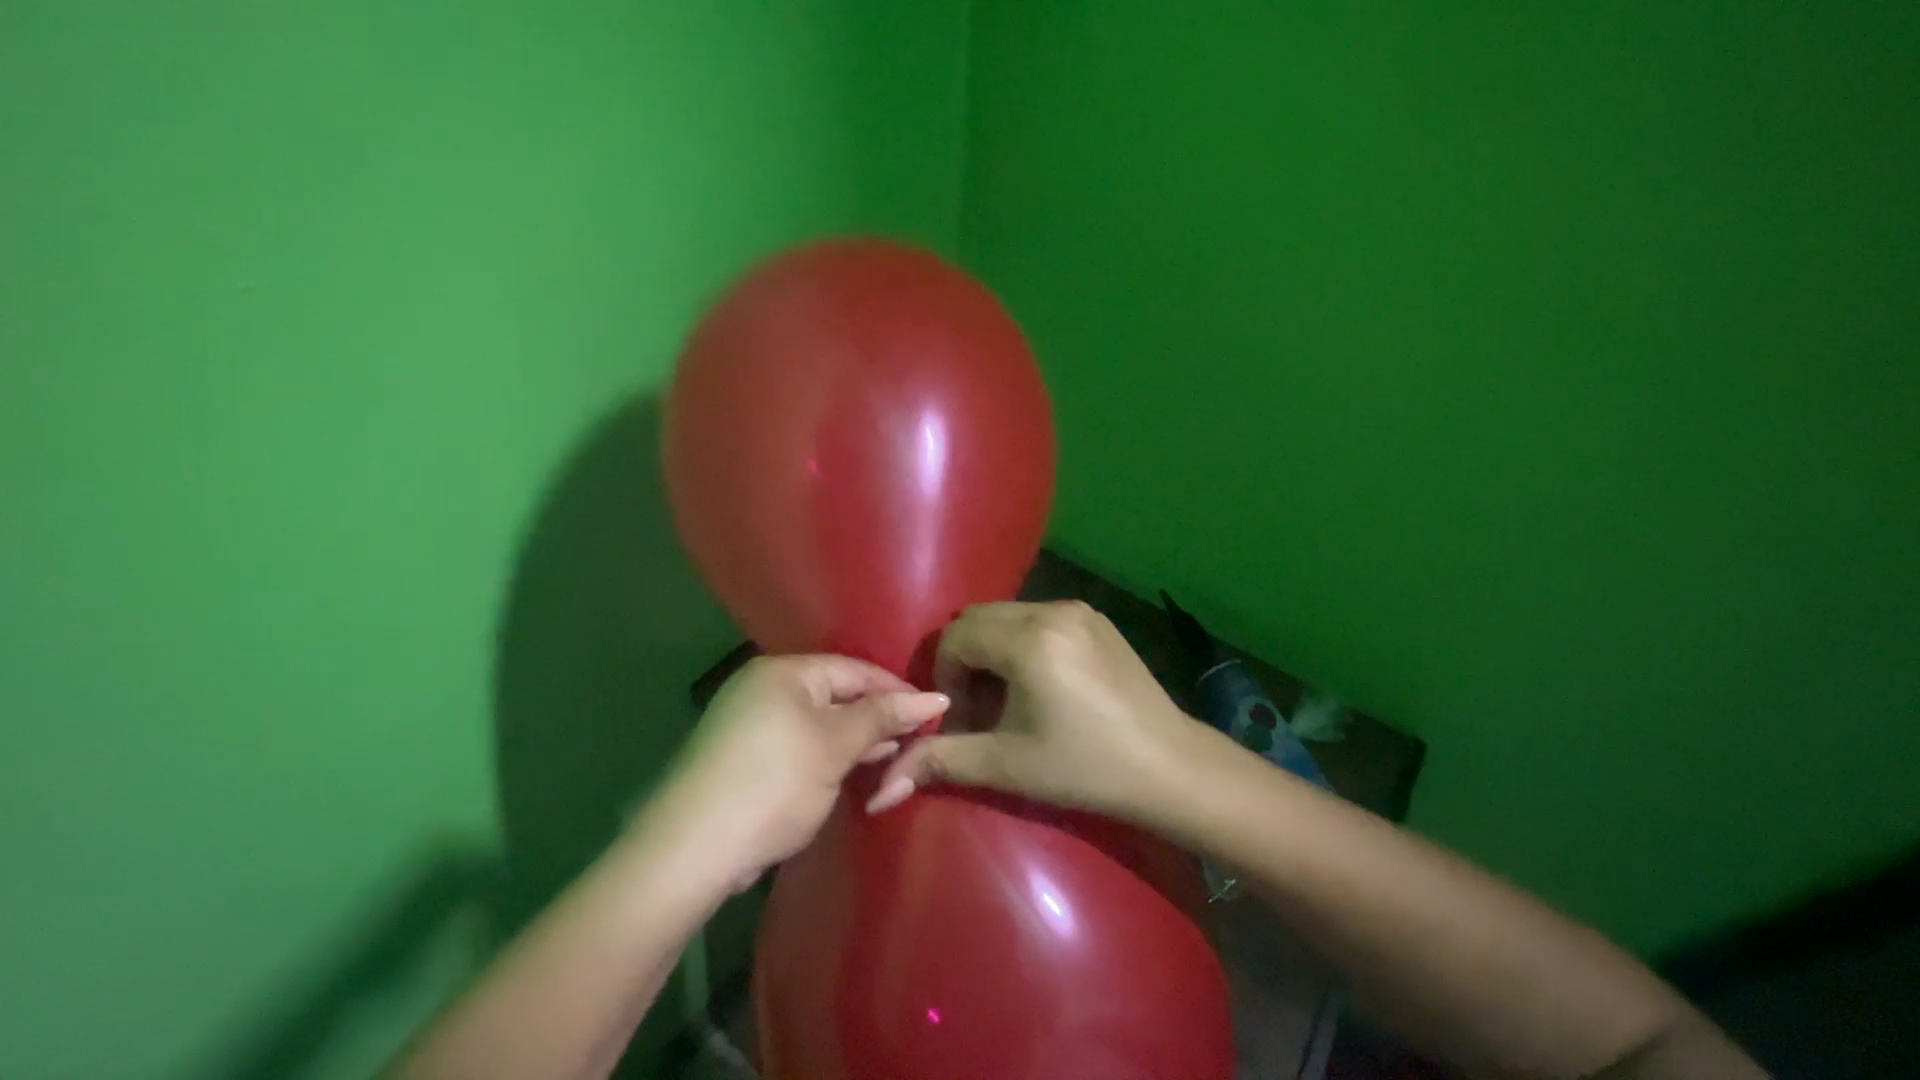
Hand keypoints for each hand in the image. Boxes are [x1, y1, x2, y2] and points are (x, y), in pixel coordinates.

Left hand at [645, 655, 947, 889]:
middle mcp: (765, 688)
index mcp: (784, 672)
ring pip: (821, 724)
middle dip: (878, 719)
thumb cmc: (775, 782)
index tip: (936, 714)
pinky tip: (855, 775)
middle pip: (837, 695)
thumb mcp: (836, 746)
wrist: (695, 847)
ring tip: (894, 761)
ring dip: (857, 742)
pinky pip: (803, 746)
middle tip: (918, 742)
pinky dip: (831, 757)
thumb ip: (884, 717)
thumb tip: (937, 697)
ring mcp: (752, 725)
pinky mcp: (748, 759)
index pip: (855, 669)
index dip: (897, 691)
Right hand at [866, 601, 1198, 826]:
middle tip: (977, 715)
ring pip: (1008, 618)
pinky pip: (1039, 621)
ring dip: (992, 655)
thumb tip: (880, 791)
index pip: (956, 638)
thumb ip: (939, 763)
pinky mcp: (1098, 621)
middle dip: (965, 664)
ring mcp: (1080, 612)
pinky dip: (1022, 647)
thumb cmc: (1085, 768)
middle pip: (979, 621)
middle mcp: (1053, 610)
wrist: (1169, 768)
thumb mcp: (1006, 765)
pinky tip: (1038, 691)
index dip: (945, 679)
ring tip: (1006, 706)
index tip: (961, 722)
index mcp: (1029, 639)